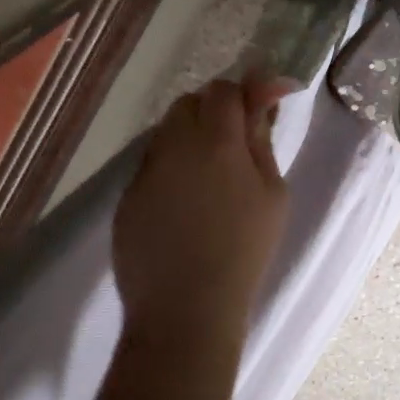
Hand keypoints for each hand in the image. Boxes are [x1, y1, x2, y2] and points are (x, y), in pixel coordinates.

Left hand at [112, 78, 293, 336]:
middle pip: (190, 102)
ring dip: (190, 136)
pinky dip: (172, 167)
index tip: (267, 105)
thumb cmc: (245, 250)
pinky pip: (151, 165)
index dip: (246, 92)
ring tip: (212, 173)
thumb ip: (261, 140)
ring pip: (166, 131)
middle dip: (214, 110)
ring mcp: (146, 172)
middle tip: (238, 141)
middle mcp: (175, 146)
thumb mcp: (273, 193)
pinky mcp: (127, 198)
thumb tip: (261, 99)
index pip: (226, 89)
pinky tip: (186, 203)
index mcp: (218, 142)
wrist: (186, 310)